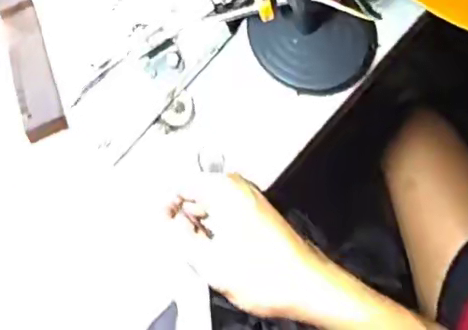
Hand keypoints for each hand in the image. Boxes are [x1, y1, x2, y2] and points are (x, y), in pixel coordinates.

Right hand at [161, 174, 342, 321]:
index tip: (161, 223)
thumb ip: (180, 240)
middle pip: (195, 191)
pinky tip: (220, 254)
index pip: (179, 183)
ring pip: (211, 204)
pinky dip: (217, 228)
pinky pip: (226, 212)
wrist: (306, 284)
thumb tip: (168, 226)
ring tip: (203, 254)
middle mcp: (235, 184)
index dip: (166, 205)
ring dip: (201, 225)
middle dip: (183, 216)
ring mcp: (248, 196)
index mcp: (221, 187)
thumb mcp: (209, 263)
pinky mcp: (256, 210)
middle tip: (181, 244)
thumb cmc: (268, 272)